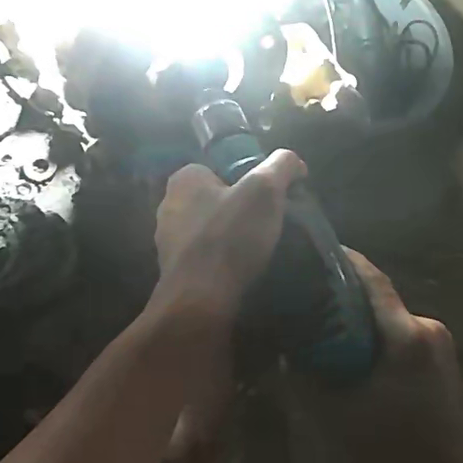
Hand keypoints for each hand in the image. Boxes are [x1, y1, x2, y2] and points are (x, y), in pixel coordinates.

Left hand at [152, 150, 305, 324]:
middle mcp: (169, 206)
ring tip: (260, 251)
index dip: (248, 179)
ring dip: (232, 238)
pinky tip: (242, 271)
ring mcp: (168, 241)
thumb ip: (281, 165)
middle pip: (217, 199)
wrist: (200, 300)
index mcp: (184, 179)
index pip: (221, 168)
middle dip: (241, 210)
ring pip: (211, 230)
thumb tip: (294, 162)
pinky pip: (206, 258)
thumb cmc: (230, 236)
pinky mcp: (174, 271)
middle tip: (269, 224)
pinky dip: (223, 261)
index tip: (270, 197)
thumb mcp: (265, 189)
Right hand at [325, 251, 462, 462]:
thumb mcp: (345, 417)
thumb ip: (313, 382)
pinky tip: (358, 351)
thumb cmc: (399, 446)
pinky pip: (403, 333)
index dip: (347, 260)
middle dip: (347, 294)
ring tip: (328, 324)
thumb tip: (291, 354)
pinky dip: (380, 335)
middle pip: (380, 299)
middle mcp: (427, 326)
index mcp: (406, 334)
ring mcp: (439, 339)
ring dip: (364, 318)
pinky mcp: (443, 354)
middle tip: (311, 294)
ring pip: (391, 317)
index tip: (320, 248)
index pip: (374, 281)